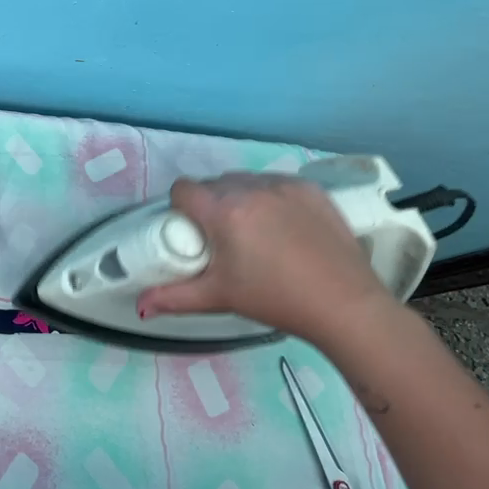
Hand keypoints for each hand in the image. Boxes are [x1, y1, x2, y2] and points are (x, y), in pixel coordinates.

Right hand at [135, 172, 396, 343]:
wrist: (348, 307)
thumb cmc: (277, 300)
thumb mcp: (220, 297)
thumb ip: (175, 296)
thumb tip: (140, 306)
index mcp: (223, 212)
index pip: (183, 189)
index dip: (182, 207)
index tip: (193, 230)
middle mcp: (249, 189)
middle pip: (214, 184)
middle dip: (212, 204)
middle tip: (225, 237)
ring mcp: (283, 186)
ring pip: (245, 181)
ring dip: (241, 197)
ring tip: (256, 230)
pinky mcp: (311, 189)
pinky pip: (277, 183)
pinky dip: (272, 197)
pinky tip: (284, 224)